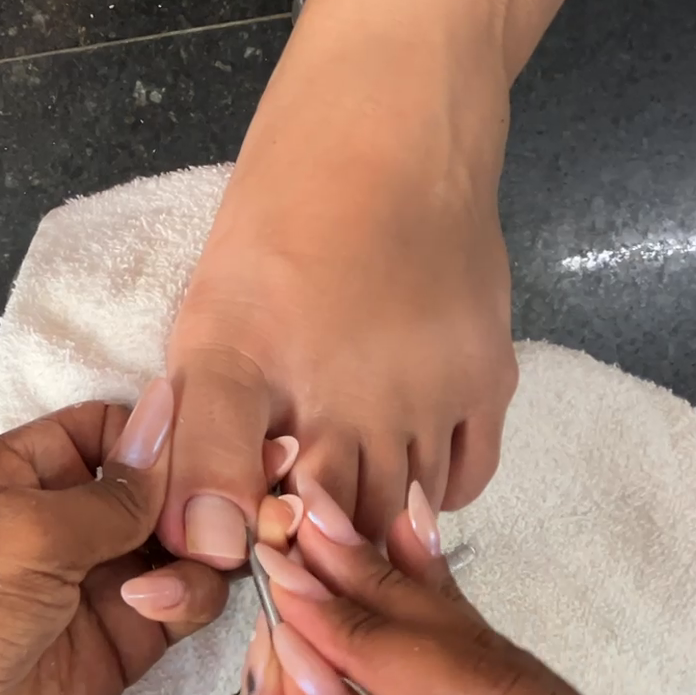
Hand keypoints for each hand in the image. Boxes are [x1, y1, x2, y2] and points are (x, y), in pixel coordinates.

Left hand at [0, 380, 228, 694]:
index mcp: (27, 471)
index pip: (110, 426)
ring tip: (183, 567)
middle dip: (195, 492)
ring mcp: (99, 581)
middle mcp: (69, 518)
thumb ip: (111, 490)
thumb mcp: (22, 534)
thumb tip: (171, 405)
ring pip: (182, 543)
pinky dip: (189, 596)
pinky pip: (182, 601)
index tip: (211, 443)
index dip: (158, 430)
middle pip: (158, 485)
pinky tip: (155, 610)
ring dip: (197, 548)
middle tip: (238, 506)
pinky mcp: (125, 642)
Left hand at [163, 67, 515, 561]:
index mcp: (299, 420)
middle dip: (317, 553)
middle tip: (292, 552)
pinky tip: (400, 487)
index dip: (267, 559)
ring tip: (342, 531)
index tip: (248, 556)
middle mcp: (380, 425)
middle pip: (353, 532)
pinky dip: (432, 498)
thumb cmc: (271, 234)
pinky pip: (469, 473)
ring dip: (373, 529)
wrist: (381, 135)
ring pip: (409, 509)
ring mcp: (444, 403)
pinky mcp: (492, 375)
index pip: (287, 538)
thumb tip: (207, 549)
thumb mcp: (208, 338)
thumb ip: (203, 445)